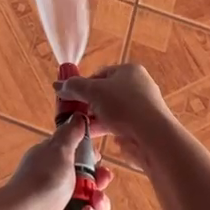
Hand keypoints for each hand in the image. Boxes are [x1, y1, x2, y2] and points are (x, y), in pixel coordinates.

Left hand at [0, 118, 113, 209]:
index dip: (91, 158)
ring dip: (99, 202)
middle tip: (103, 179)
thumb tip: (79, 116)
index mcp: (53, 162)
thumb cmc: (44, 178)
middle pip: (91, 181)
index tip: (98, 158)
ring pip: (95, 204)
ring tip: (94, 202)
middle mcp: (59, 185)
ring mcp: (66, 209)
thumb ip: (72, 134)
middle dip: (101, 180)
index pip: (78, 158)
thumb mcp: (59, 149)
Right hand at [55, 64, 174, 170]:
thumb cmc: (123, 106)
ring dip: (96, 120)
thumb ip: (73, 88)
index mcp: (130, 71)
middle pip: (106, 94)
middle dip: (89, 105)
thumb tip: (56, 85)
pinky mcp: (144, 128)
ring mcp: (143, 109)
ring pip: (113, 112)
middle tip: (76, 115)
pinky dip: (109, 130)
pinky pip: (121, 126)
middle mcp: (139, 87)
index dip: (84, 85)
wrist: (152, 137)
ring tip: (81, 128)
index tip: (72, 98)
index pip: (101, 74)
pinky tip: (97, 137)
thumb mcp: (93, 92)